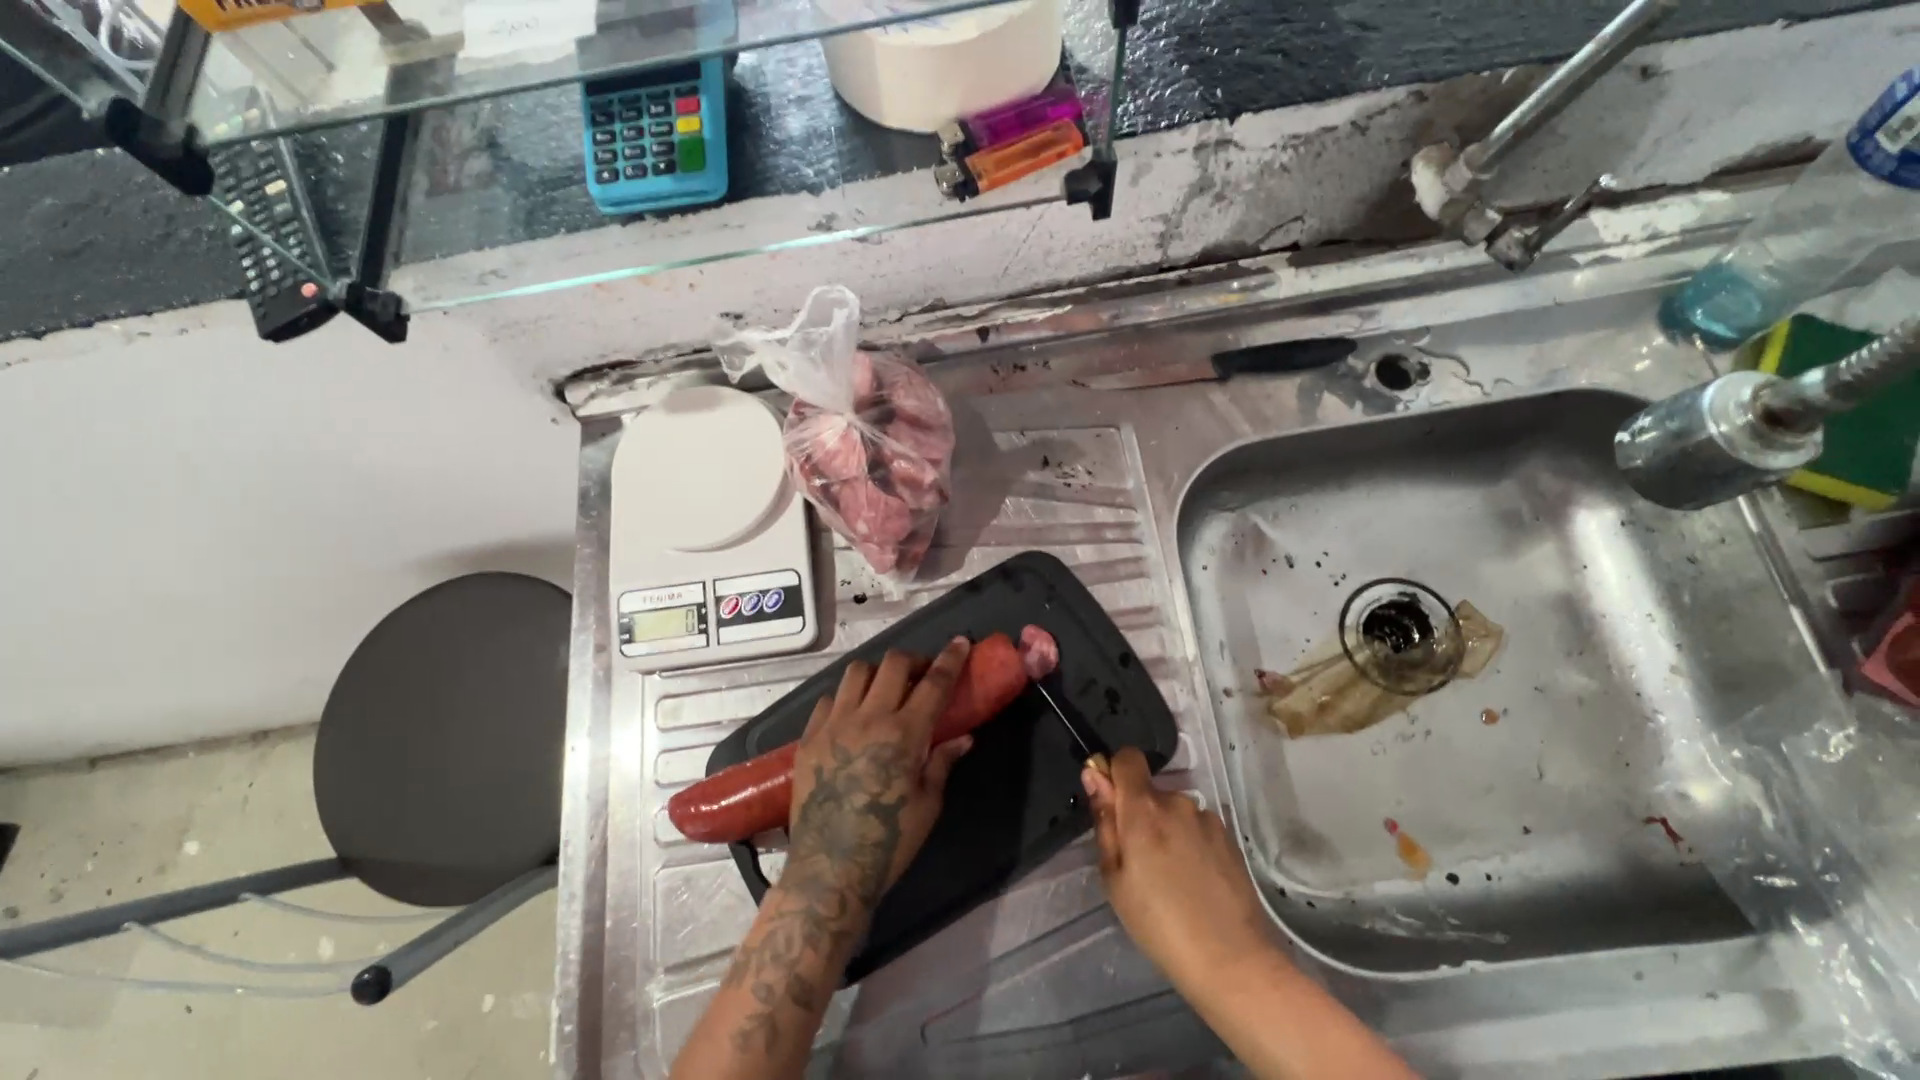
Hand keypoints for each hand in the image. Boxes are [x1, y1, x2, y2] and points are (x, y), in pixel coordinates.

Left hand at [785, 637, 974, 909]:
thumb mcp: (928, 804)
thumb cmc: (890, 840)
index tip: (960, 642)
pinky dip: (846, 697)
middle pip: (893, 664)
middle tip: (922, 674)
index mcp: (904, 734)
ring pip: (856, 673)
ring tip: (886, 689)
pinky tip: (853, 715)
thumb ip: (942, 762)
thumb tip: (963, 738)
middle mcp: (868, 719)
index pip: (933, 683)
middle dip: (913, 660)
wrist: (831, 867)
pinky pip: (827, 699)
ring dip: (878, 672)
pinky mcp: (808, 738)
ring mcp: (833, 725)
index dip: (950, 659)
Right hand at [1084, 746, 1276, 983]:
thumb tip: (1094, 776)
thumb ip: (1105, 823)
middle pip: (1150, 792)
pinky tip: (1194, 882)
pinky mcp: (1229, 838)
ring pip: (1174, 812)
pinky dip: (1189, 844)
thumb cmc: (1158, 922)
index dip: (1114, 773)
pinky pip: (1197, 828)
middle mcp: (1178, 803)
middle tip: (1138, 862)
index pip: (1127, 758)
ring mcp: (1208, 819)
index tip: (1111, 805)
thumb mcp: (1114, 878)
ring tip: (1169, 878)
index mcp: (1144, 810)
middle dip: (1140, 815)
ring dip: (1167, 831)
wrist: (1230, 957)